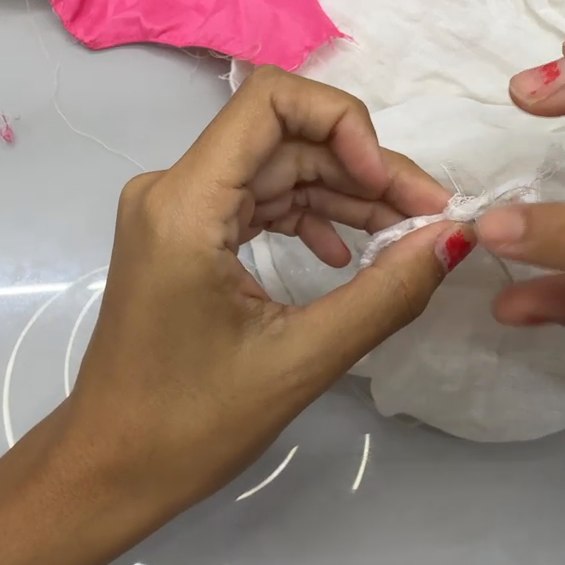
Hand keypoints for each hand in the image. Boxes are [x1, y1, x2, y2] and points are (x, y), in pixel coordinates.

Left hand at [63, 66, 468, 511]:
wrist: (111, 464)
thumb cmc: (190, 423)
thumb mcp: (300, 359)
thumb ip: (385, 293)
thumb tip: (454, 238)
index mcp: (185, 203)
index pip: (268, 100)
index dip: (343, 122)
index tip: (390, 183)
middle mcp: (171, 187)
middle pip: (282, 139)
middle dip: (361, 168)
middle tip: (429, 219)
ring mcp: (172, 208)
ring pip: (273, 168)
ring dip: (340, 194)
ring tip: (403, 239)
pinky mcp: (180, 232)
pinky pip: (253, 200)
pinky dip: (304, 215)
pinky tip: (342, 254)